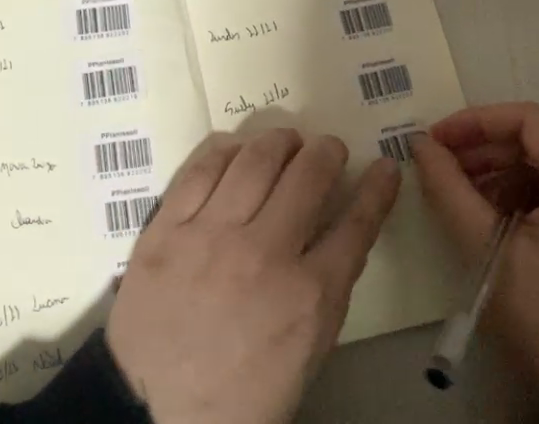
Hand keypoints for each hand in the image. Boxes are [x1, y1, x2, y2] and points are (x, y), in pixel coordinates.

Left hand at [106, 129, 401, 423]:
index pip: (357, 225)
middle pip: (307, 178)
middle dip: (327, 153)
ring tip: (287, 141)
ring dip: (278, 143)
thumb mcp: (304, 353)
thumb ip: (322, 290)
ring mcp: (210, 235)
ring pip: (254, 161)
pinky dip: (224, 150)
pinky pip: (200, 170)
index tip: (384, 168)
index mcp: (308, 295)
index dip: (376, 189)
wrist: (154, 411)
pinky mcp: (167, 228)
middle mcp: (264, 253)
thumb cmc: (239, 393)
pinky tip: (234, 148)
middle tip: (328, 148)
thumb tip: (332, 234)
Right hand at [413, 103, 538, 423]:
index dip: (474, 121)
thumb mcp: (487, 251)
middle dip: (483, 149)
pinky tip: (492, 217)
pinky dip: (524, 195)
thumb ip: (448, 187)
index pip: (529, 120)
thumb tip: (420, 143)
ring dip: (501, 173)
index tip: (432, 140)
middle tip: (438, 167)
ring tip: (459, 195)